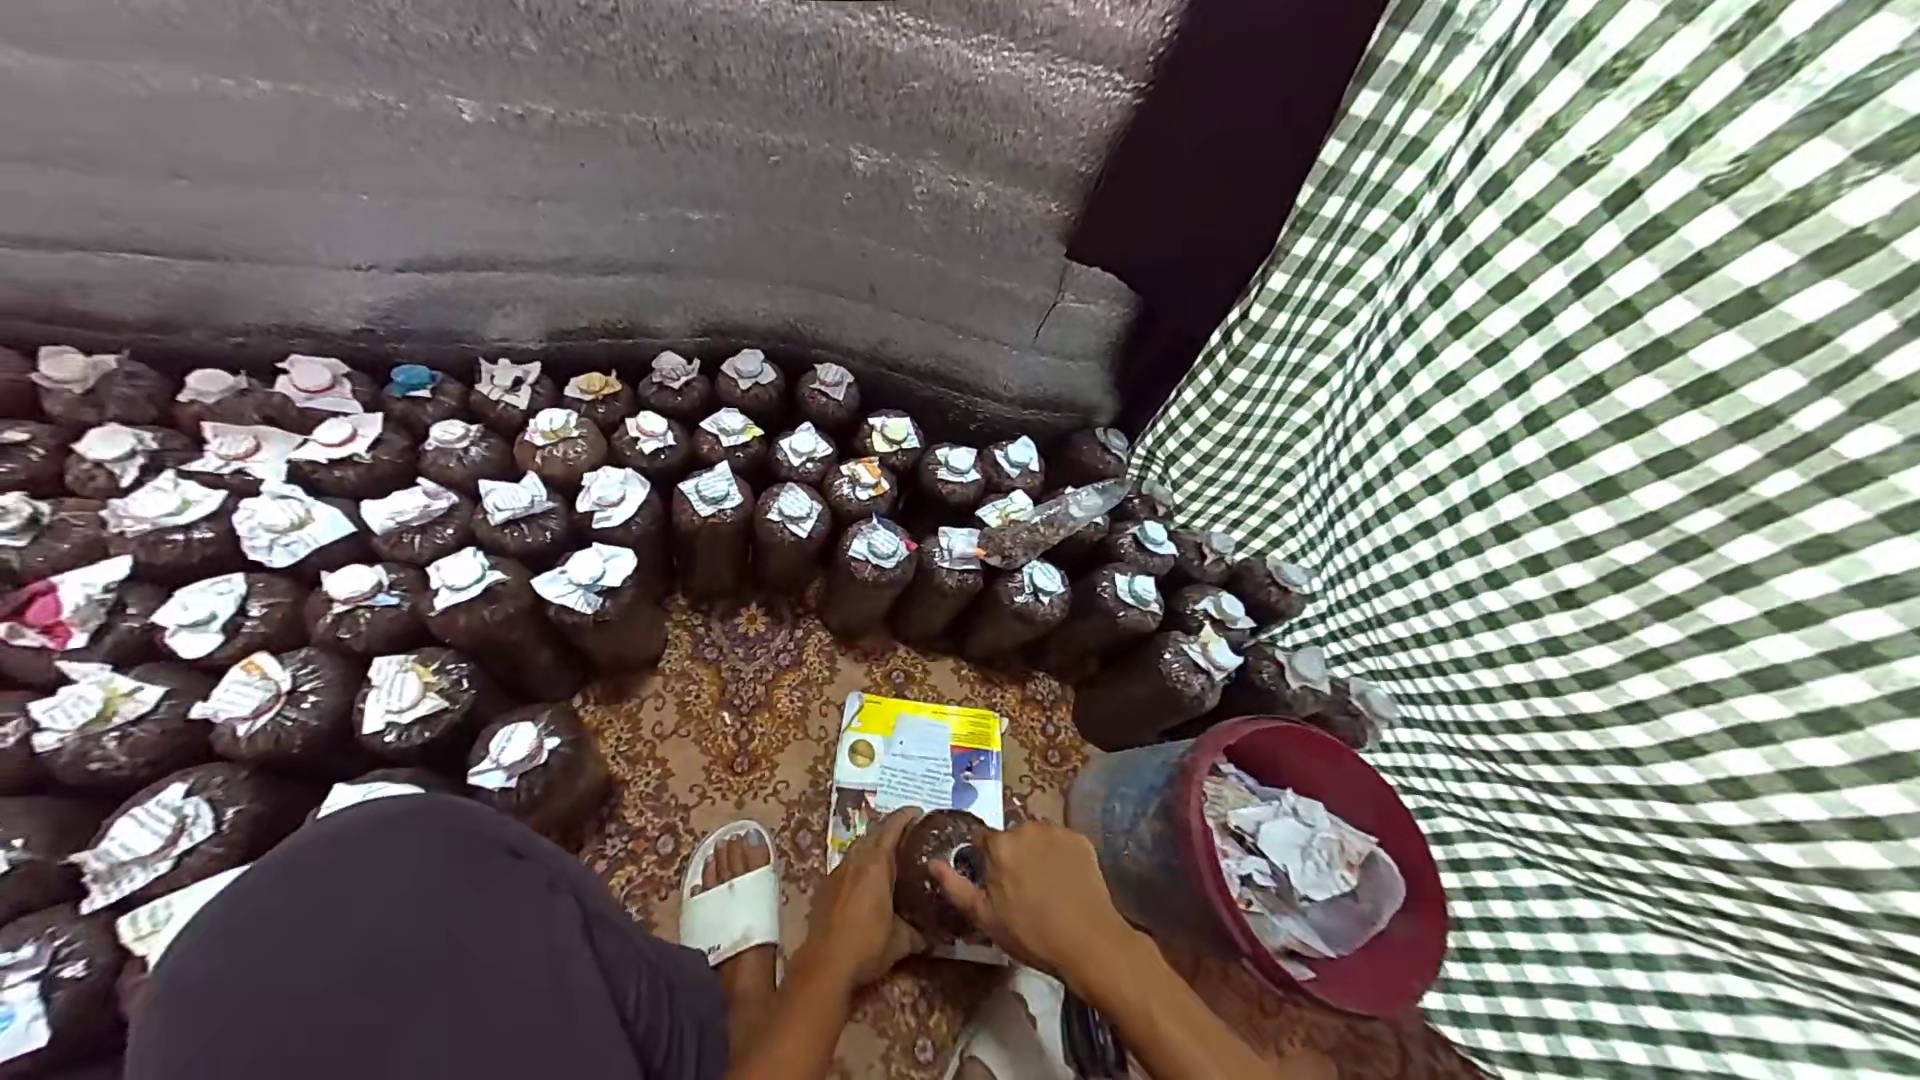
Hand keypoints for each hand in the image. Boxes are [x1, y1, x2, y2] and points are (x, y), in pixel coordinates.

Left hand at [804, 806, 925, 989]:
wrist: (823, 966)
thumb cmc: (867, 946)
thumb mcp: (901, 941)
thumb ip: (919, 933)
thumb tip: (937, 937)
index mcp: (876, 864)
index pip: (892, 827)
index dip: (905, 816)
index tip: (919, 812)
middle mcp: (855, 861)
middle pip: (873, 832)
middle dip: (890, 827)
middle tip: (909, 833)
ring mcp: (837, 873)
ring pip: (857, 847)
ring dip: (873, 844)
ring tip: (889, 854)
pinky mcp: (825, 889)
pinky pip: (846, 865)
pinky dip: (859, 864)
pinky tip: (865, 880)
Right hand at [931, 822, 1137, 979]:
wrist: (1088, 941)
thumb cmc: (1031, 933)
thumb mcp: (985, 918)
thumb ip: (955, 887)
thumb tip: (932, 863)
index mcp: (1000, 844)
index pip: (983, 840)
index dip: (987, 861)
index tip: (996, 883)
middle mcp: (1027, 827)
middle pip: (1012, 837)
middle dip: (1013, 856)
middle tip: (1023, 890)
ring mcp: (1057, 831)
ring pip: (1038, 838)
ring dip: (1037, 853)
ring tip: (1047, 887)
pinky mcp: (1081, 838)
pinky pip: (1063, 842)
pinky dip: (1061, 856)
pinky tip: (1066, 882)